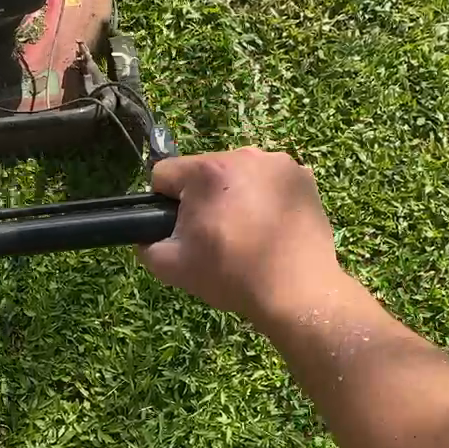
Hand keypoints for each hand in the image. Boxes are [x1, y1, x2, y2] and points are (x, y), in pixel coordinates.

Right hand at [138, 148, 346, 325]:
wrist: (295, 292)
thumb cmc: (231, 276)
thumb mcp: (172, 267)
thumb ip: (146, 244)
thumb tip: (145, 235)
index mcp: (207, 171)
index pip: (164, 174)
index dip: (163, 203)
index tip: (180, 228)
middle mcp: (243, 155)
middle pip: (203, 172)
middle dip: (201, 199)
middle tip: (215, 237)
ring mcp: (278, 163)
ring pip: (237, 175)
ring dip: (233, 196)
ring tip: (245, 234)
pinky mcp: (302, 177)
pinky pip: (268, 181)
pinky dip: (264, 199)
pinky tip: (270, 228)